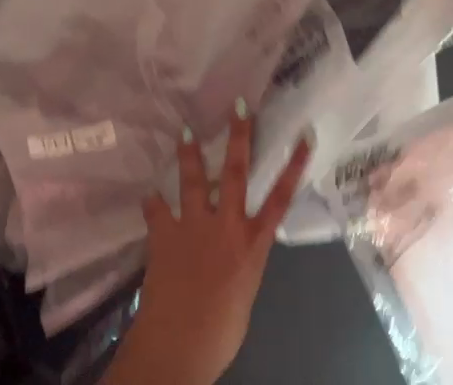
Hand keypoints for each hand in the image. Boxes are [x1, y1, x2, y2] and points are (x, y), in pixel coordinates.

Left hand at [102, 107, 312, 384]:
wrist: (179, 345)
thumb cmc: (221, 331)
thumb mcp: (245, 292)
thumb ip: (242, 264)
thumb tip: (234, 255)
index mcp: (252, 244)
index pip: (280, 197)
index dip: (294, 166)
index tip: (304, 136)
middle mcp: (227, 226)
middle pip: (236, 174)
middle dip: (239, 138)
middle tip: (238, 106)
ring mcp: (194, 228)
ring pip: (194, 182)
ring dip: (190, 155)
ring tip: (186, 131)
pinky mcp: (164, 238)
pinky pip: (157, 212)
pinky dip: (153, 202)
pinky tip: (148, 193)